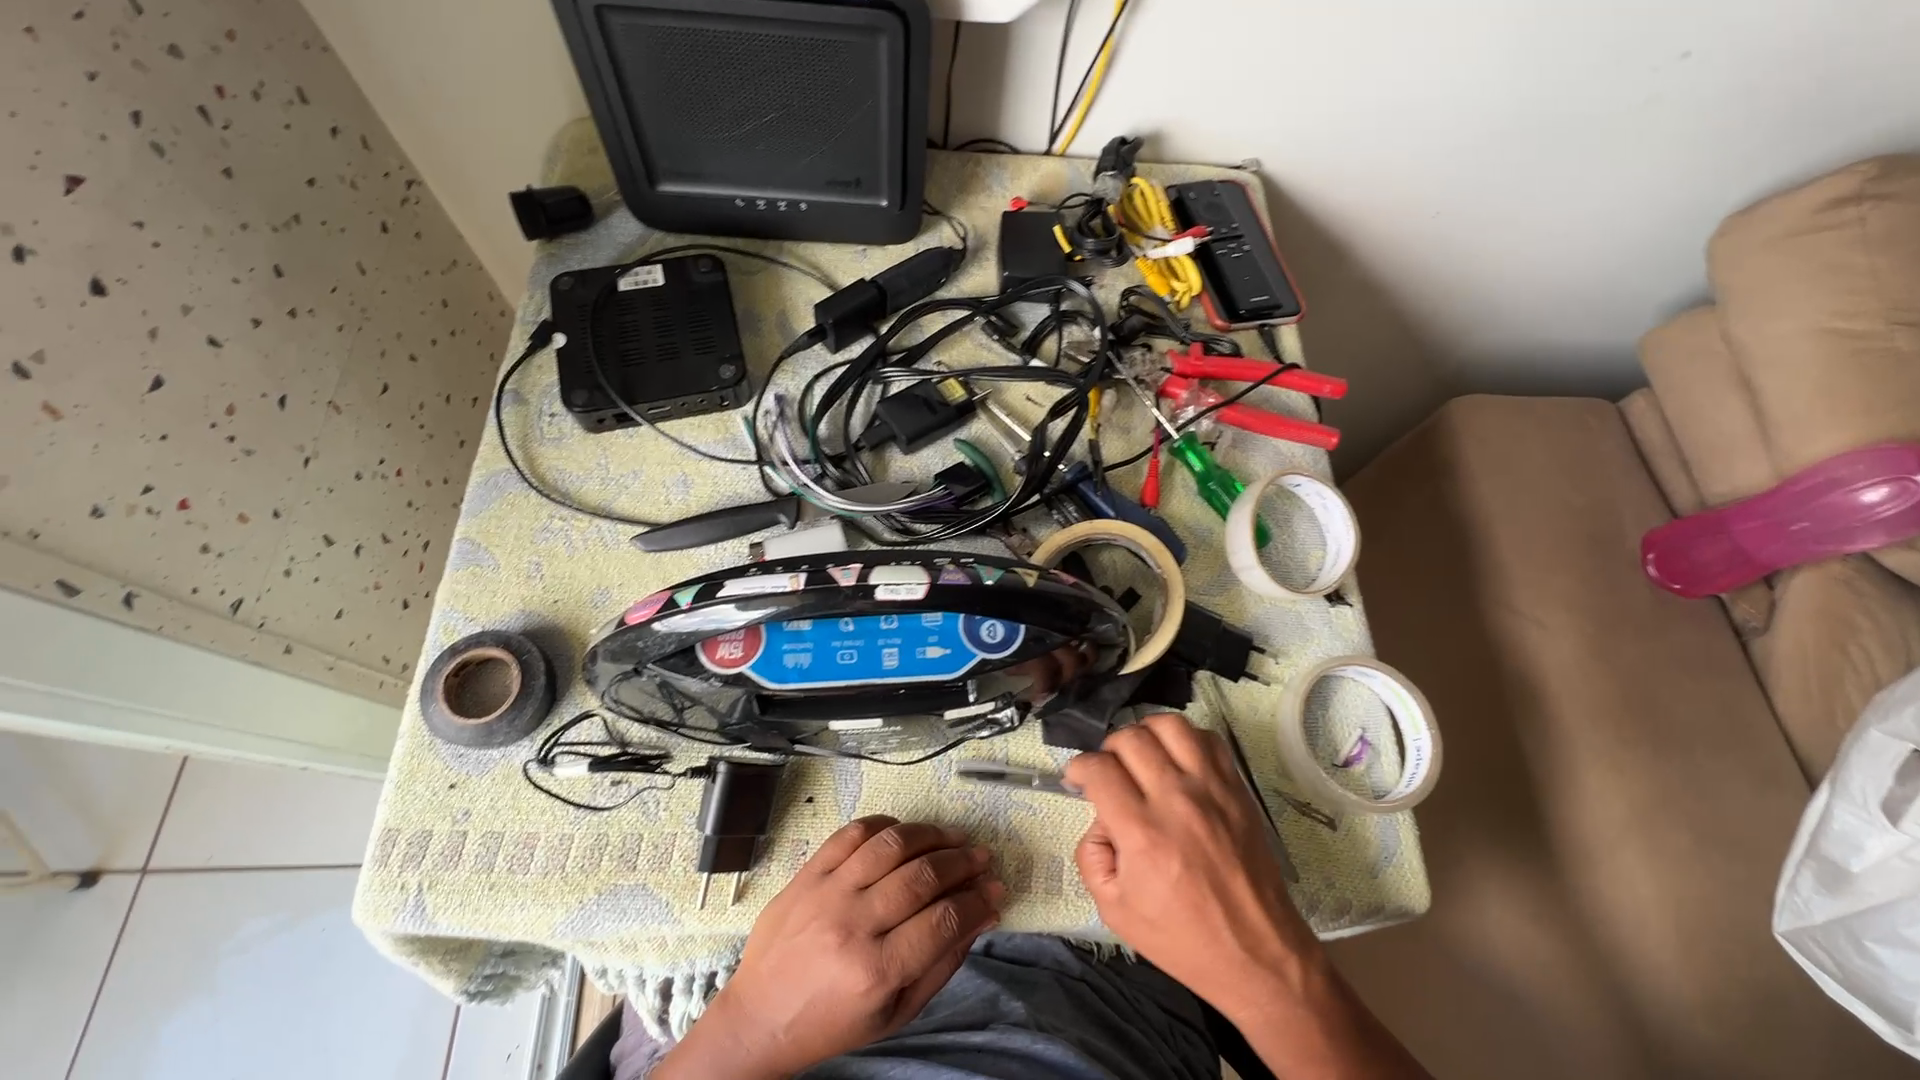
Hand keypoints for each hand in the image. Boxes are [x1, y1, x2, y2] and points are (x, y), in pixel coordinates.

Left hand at [656, 816, 1003, 1079]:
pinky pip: (851, 833)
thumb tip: (984, 916)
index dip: (977, 900)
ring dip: (930, 834)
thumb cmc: (833, 1022)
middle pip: (922, 876)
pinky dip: (884, 825)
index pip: (943, 920)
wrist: (761, 1016)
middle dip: (962, 863)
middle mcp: (852, 925)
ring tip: (952, 838)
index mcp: (876, 971)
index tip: (995, 890)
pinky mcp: (807, 874)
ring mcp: (826, 893)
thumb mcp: (897, 1012)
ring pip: (890, 845)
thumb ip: (943, 963)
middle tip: (982, 859)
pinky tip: (905, 831)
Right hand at [1064, 713, 1317, 1018]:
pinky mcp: (1238, 789)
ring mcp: (1212, 790)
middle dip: (1108, 750)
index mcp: (1142, 833)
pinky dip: (1185, 739)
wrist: (1256, 953)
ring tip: (1142, 758)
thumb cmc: (1181, 939)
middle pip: (1130, 738)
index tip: (1078, 780)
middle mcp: (1177, 800)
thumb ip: (1092, 856)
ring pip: (1170, 725)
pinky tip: (1177, 762)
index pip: (1099, 768)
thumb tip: (1099, 818)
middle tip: (1109, 774)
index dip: (1079, 767)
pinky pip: (1208, 738)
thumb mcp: (1115, 910)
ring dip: (1146, 733)